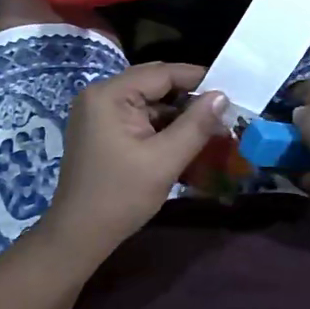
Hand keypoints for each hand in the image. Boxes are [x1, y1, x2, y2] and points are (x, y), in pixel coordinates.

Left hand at [45, 63, 228, 256]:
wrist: (79, 235)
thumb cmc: (121, 196)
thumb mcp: (164, 160)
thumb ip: (196, 125)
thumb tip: (222, 96)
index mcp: (110, 94)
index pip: (162, 73)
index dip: (198, 78)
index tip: (230, 88)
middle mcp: (101, 95)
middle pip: (155, 84)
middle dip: (190, 97)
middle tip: (223, 109)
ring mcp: (98, 112)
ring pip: (149, 102)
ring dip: (178, 114)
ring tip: (211, 126)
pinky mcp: (102, 130)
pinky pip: (139, 117)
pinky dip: (162, 126)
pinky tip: (187, 139)